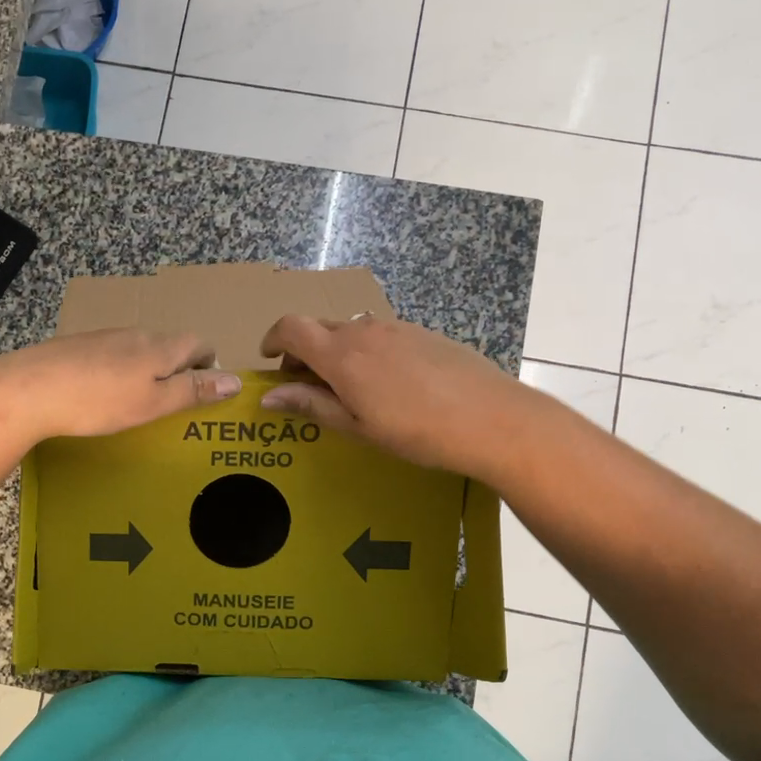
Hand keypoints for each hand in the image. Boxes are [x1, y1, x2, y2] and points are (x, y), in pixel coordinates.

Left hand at [0, 328, 243, 441]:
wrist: (30, 389)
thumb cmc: (98, 402)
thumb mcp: (152, 403)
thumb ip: (192, 391)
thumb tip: (235, 380)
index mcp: (159, 346)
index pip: (199, 343)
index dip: (209, 363)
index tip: (206, 388)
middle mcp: (135, 333)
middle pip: (168, 344)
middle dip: (178, 366)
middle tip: (174, 399)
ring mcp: (103, 336)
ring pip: (138, 349)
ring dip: (146, 369)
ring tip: (138, 400)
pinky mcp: (76, 346)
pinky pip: (110, 355)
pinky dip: (117, 371)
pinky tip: (102, 394)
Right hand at [257, 314, 535, 478]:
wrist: (491, 419)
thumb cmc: (416, 432)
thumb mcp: (356, 426)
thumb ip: (311, 405)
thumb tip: (269, 397)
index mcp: (341, 355)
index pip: (290, 327)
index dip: (272, 339)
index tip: (269, 360)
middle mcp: (364, 330)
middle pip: (318, 328)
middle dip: (302, 351)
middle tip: (305, 386)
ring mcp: (396, 327)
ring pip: (350, 331)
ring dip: (335, 352)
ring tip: (347, 390)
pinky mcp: (422, 332)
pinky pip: (379, 336)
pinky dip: (365, 352)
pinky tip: (386, 385)